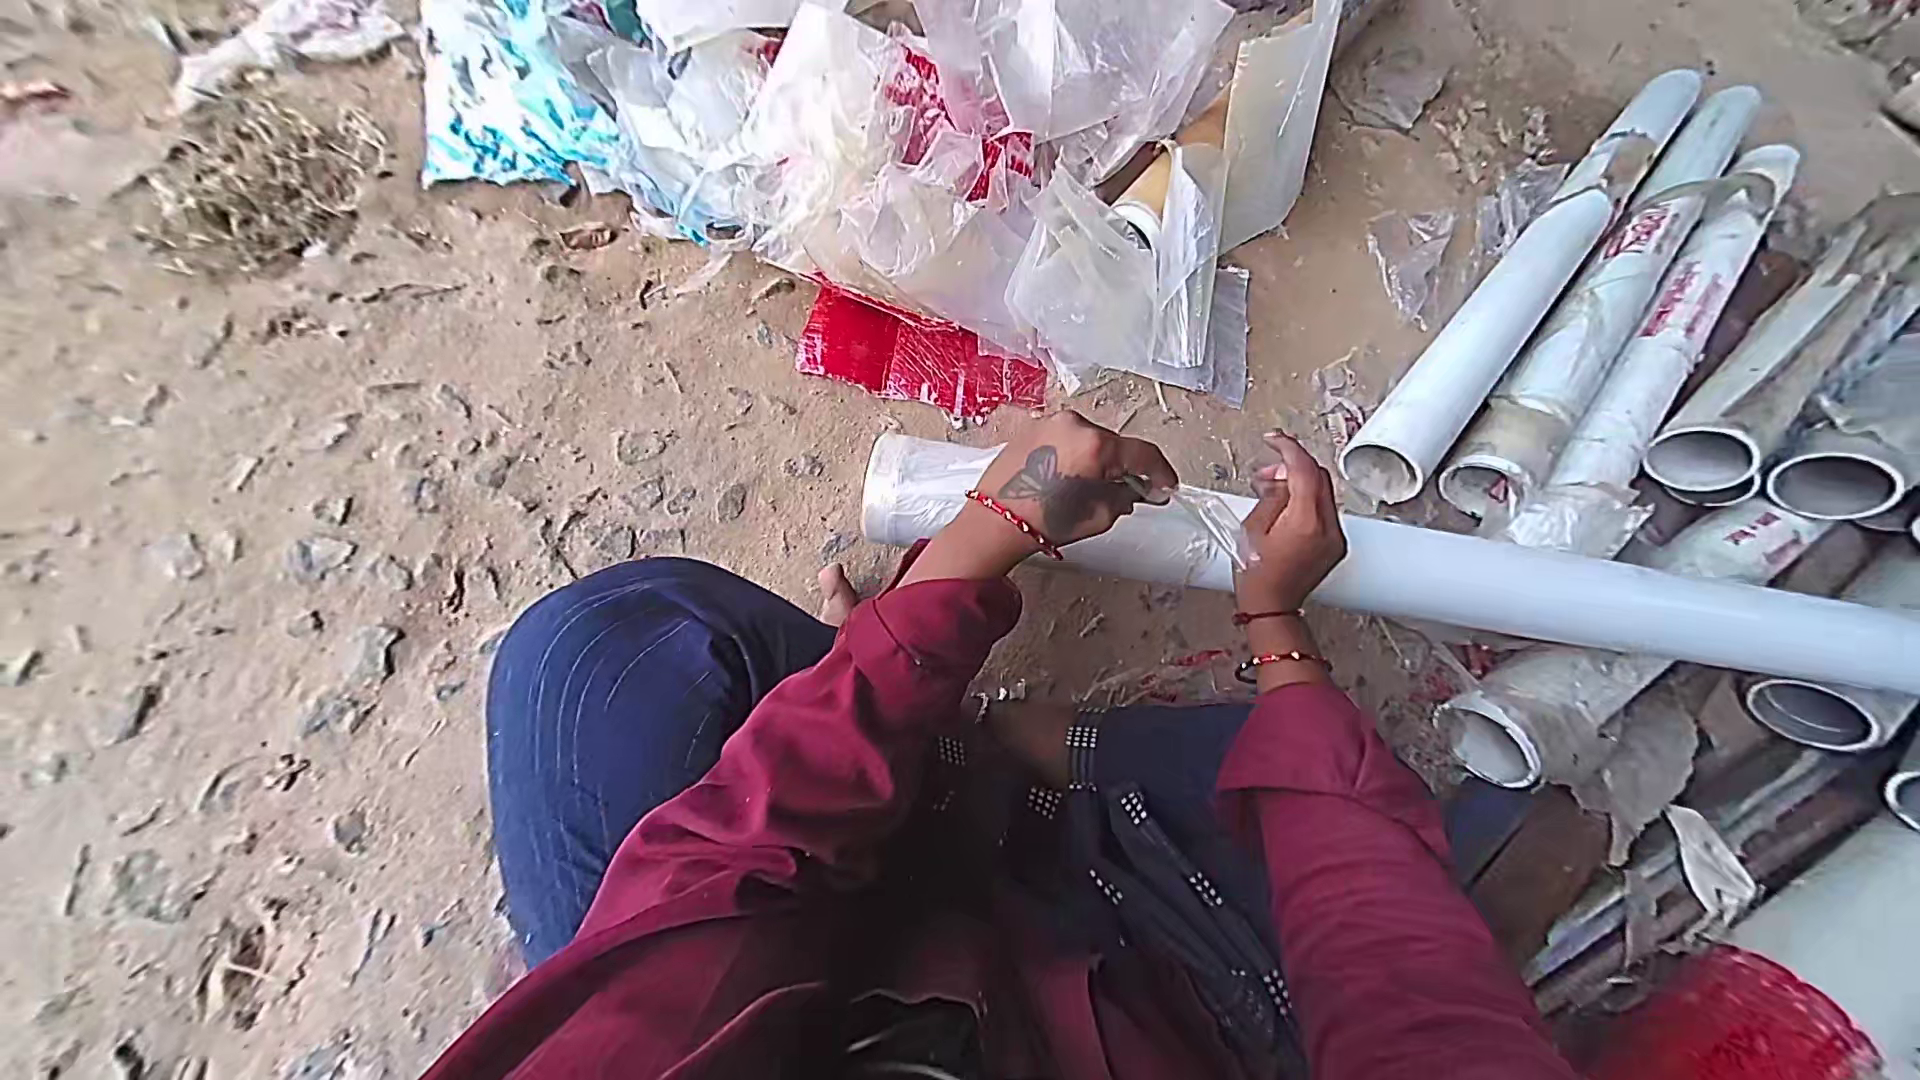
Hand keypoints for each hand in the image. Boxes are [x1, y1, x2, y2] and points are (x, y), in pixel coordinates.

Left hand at [900, 411, 1177, 585]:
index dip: (1159, 473)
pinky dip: (1075, 454)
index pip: (1142, 454)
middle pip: (1114, 444)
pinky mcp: (1032, 427)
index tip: (1165, 486)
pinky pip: (1065, 438)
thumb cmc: (1042, 522)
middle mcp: (1074, 424)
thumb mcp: (1098, 516)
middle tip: (1131, 491)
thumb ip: (1124, 497)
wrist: (993, 521)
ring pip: (1089, 440)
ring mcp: (1050, 422)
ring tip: (1092, 487)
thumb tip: (1135, 489)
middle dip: (1125, 467)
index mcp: (1095, 444)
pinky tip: (1070, 477)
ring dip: (1098, 460)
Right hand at [1235, 433, 1347, 612]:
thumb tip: (1279, 478)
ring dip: (1299, 484)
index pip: (1305, 470)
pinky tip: (1285, 509)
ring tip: (1271, 492)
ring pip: (1322, 493)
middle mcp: (1328, 527)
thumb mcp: (1252, 529)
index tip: (1274, 439)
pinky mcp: (1335, 544)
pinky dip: (1306, 501)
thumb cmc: (1256, 574)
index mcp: (1305, 522)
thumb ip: (1271, 497)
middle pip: (1318, 478)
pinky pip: (1324, 511)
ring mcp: (1336, 536)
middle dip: (1293, 466)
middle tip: (1266, 472)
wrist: (1272, 606)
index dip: (1289, 448)